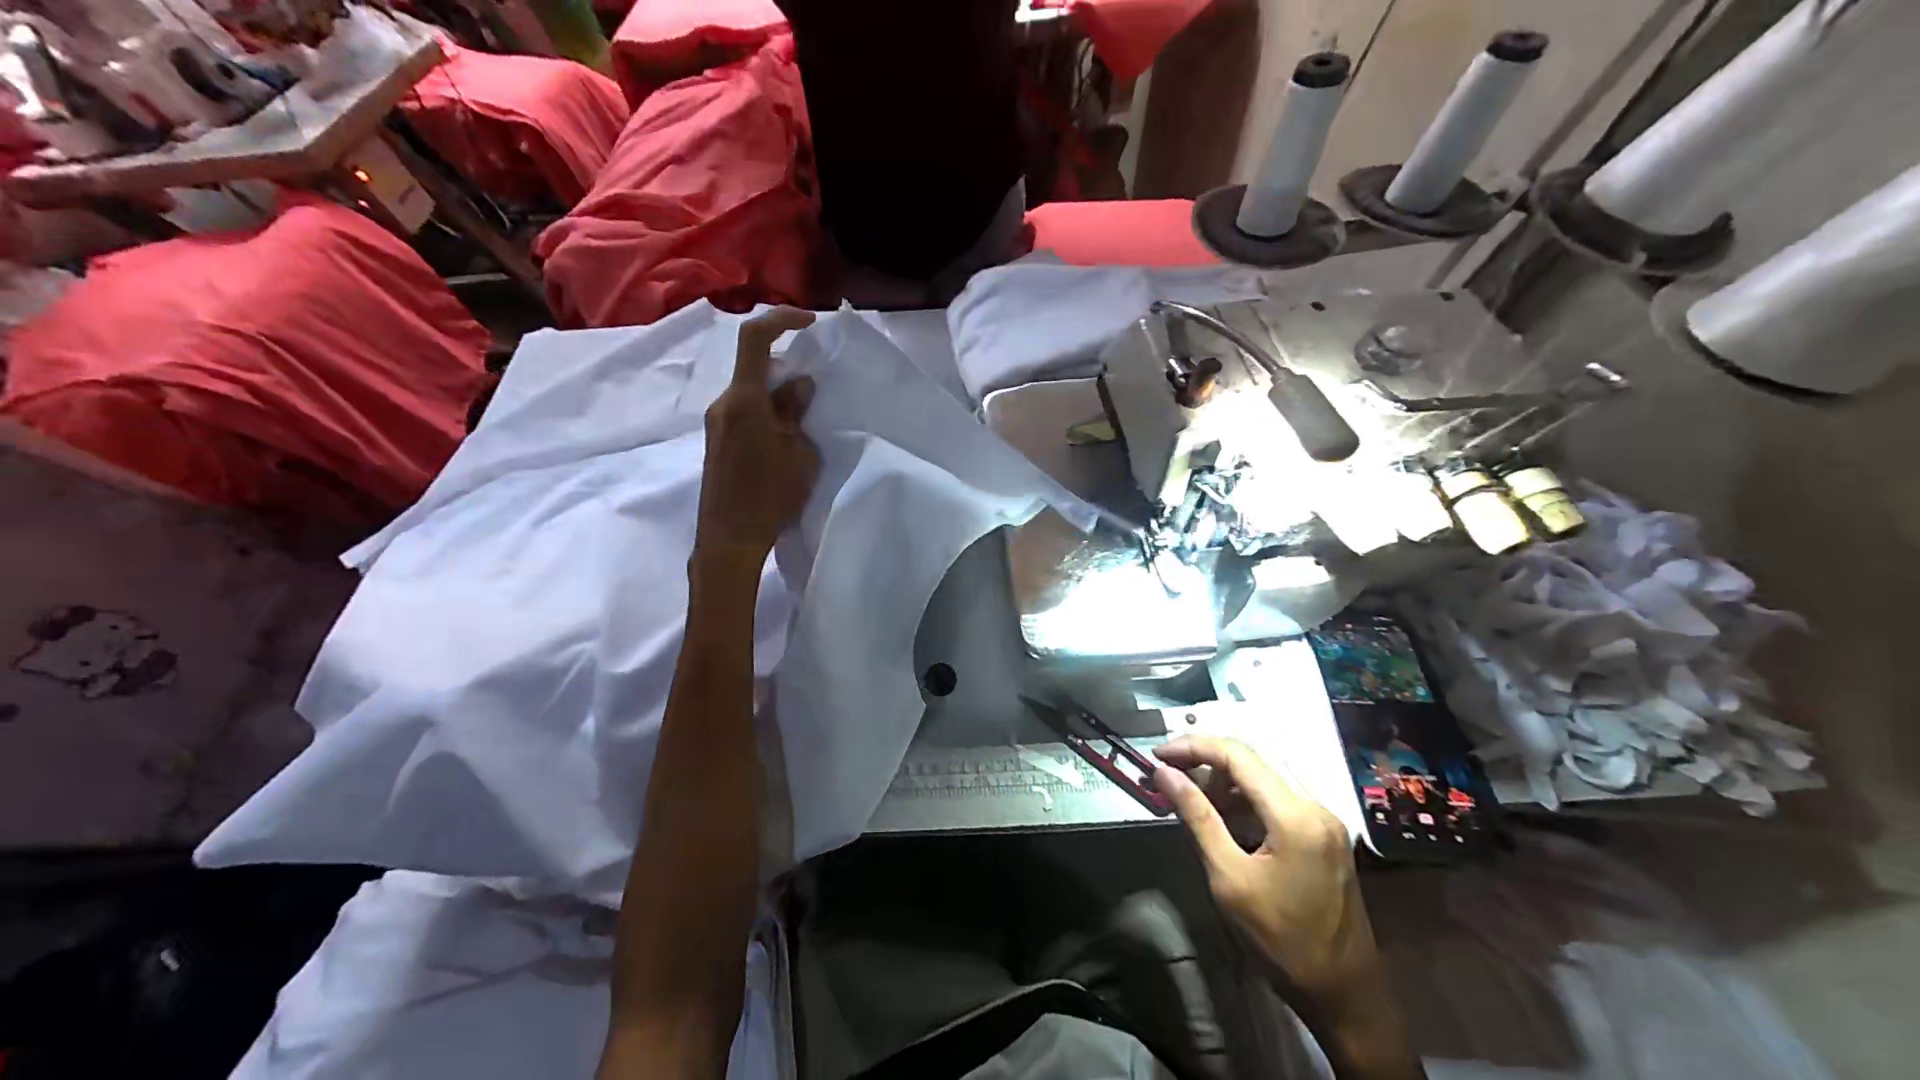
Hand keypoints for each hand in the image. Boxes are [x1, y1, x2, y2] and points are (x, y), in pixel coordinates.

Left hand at [695, 308, 819, 561]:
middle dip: (787, 369)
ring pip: (751, 392)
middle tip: (815, 392)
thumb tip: (798, 386)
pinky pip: (745, 412)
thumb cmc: (769, 497)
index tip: (810, 321)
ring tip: (804, 423)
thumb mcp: (799, 454)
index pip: (755, 339)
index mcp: (744, 401)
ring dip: (778, 396)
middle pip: (754, 367)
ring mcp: (717, 423)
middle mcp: (724, 404)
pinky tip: (785, 440)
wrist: (728, 540)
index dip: (782, 319)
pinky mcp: (718, 441)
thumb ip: (797, 414)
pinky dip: (767, 413)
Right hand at [1152, 736, 1382, 1006]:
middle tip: (1168, 774)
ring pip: (1265, 778)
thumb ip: (1197, 818)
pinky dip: (1244, 799)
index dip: (1193, 747)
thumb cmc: (1282, 942)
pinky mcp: (1324, 836)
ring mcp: (1324, 821)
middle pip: (1253, 761)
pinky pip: (1278, 799)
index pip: (1238, 756)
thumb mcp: (1229, 880)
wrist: (1345, 994)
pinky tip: (1220, 814)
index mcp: (1296, 816)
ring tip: (1188, 795)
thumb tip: (1165, 775)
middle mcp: (1316, 807)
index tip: (1158, 755)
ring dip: (1223, 780)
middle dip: (1206, 760)